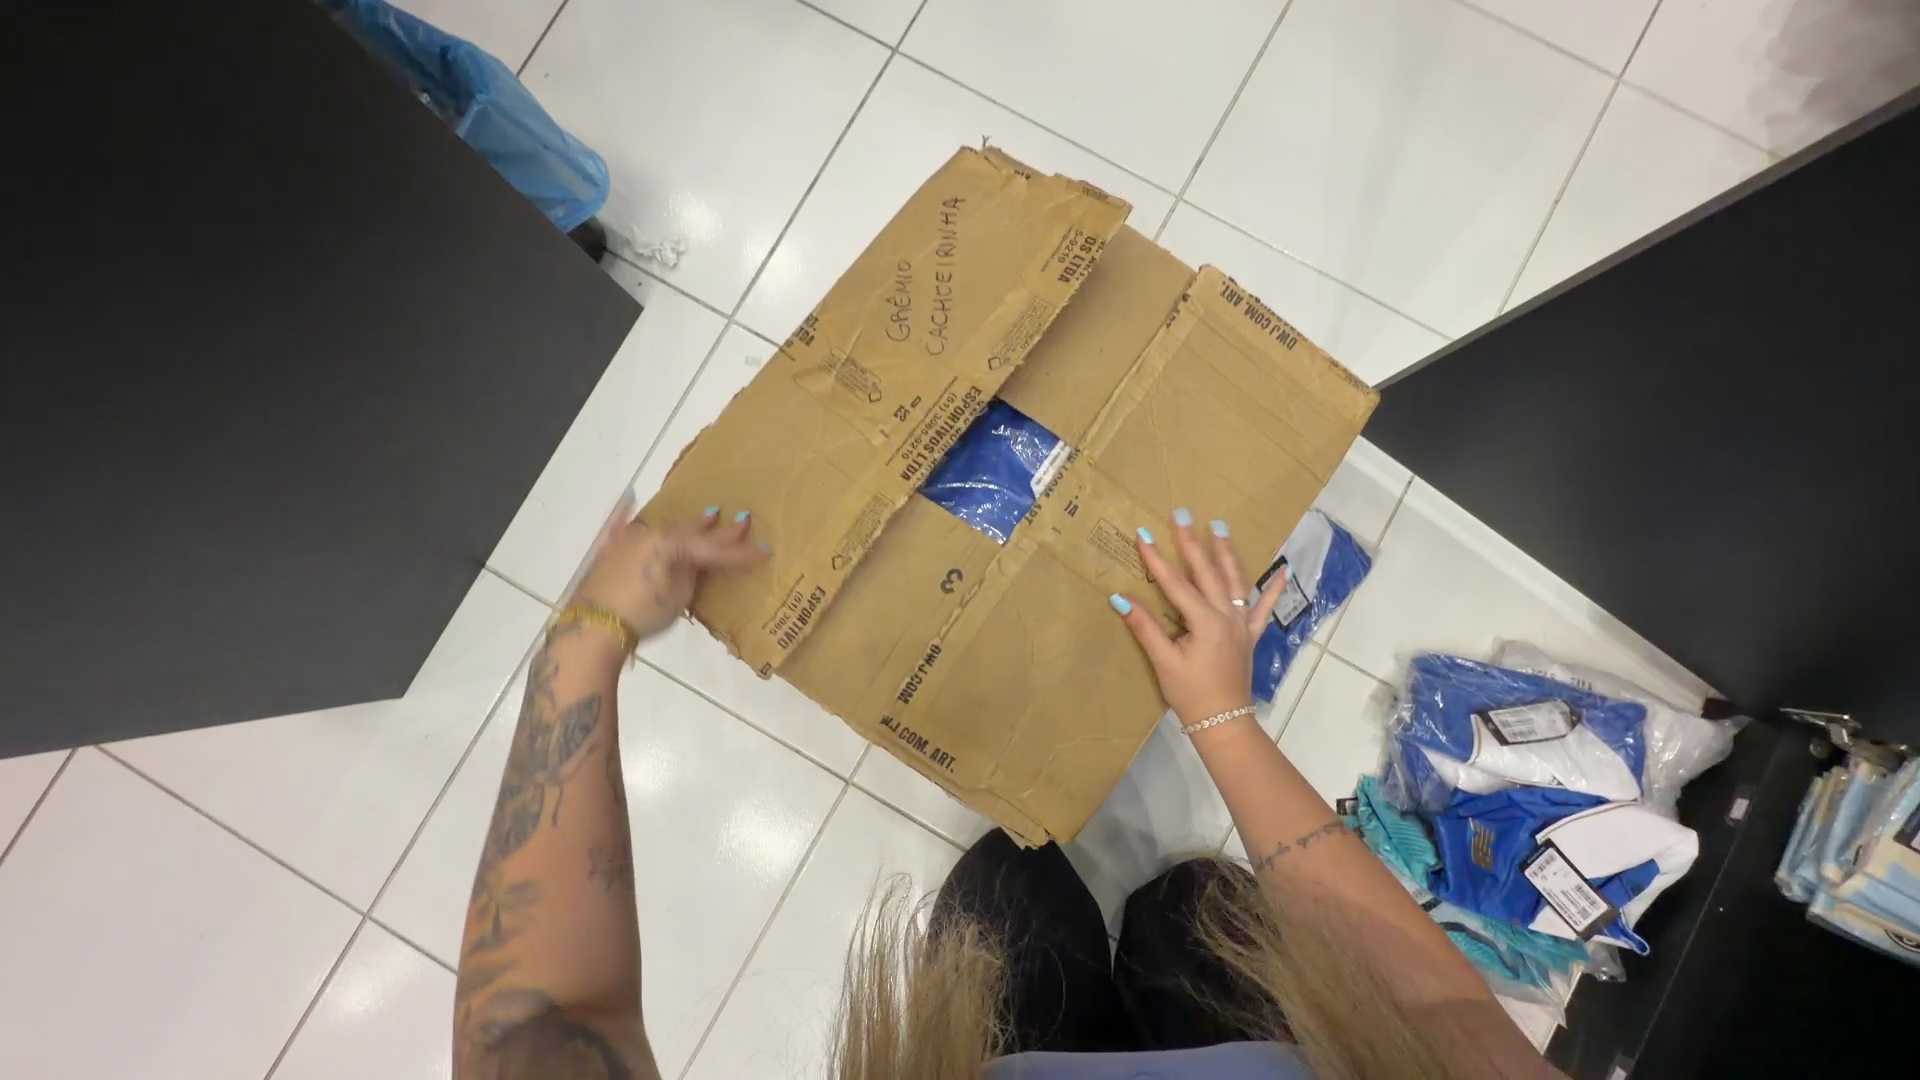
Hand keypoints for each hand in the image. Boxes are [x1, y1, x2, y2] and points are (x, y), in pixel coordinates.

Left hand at [570, 507, 766, 642]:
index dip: (739, 552)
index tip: (764, 551)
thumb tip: (696, 563)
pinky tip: (628, 496)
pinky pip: (621, 524)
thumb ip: (692, 573)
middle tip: (743, 521)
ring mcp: (626, 538)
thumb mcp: (678, 597)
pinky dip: (625, 512)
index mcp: (669, 542)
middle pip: (690, 531)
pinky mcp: (609, 550)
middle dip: (717, 530)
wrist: (592, 629)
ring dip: (687, 524)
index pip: (712, 548)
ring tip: (708, 515)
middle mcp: (648, 533)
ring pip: (664, 526)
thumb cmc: (642, 614)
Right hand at [1110, 510, 1285, 727]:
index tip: (1144, 534)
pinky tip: (1283, 569)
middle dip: (1192, 542)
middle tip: (1182, 514)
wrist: (1224, 722)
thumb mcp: (1164, 661)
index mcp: (1203, 621)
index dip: (1157, 559)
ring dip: (1226, 553)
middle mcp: (1225, 616)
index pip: (1176, 583)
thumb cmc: (1190, 694)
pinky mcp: (1249, 635)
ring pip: (1234, 581)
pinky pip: (1261, 607)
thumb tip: (1119, 598)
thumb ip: (1145, 627)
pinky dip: (1272, 588)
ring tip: (1219, 527)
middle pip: (1206, 572)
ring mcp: (1240, 624)